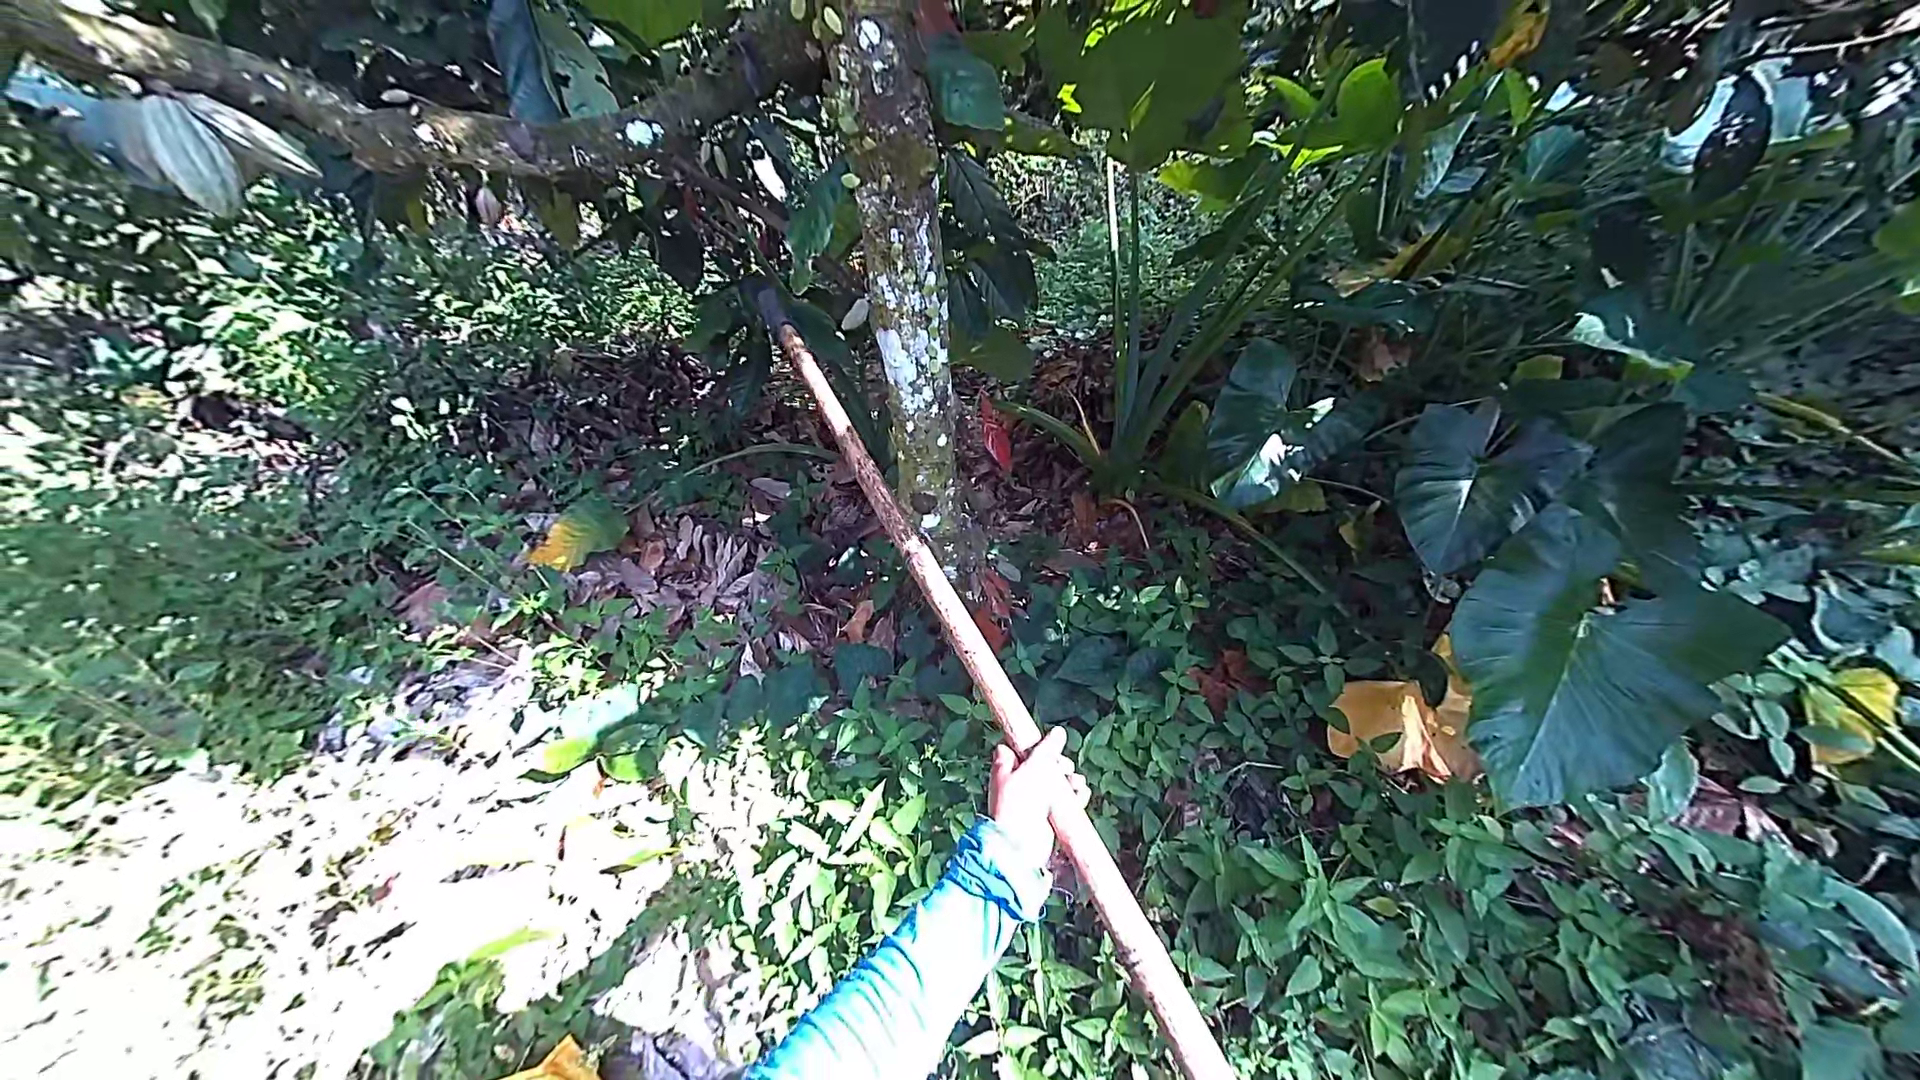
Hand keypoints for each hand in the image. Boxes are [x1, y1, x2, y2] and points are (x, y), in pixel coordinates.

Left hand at [988, 727, 1088, 862]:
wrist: (1020, 846)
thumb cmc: (1021, 802)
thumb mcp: (1034, 767)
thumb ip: (1047, 749)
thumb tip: (1059, 731)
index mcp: (1006, 767)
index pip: (1017, 747)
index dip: (1034, 744)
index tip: (1048, 744)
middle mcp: (1016, 782)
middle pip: (1040, 763)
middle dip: (1057, 763)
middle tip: (1065, 766)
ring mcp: (1031, 801)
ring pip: (1054, 782)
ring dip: (1068, 779)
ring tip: (1076, 781)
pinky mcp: (1045, 817)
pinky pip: (1062, 801)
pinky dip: (1073, 796)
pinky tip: (1081, 793)